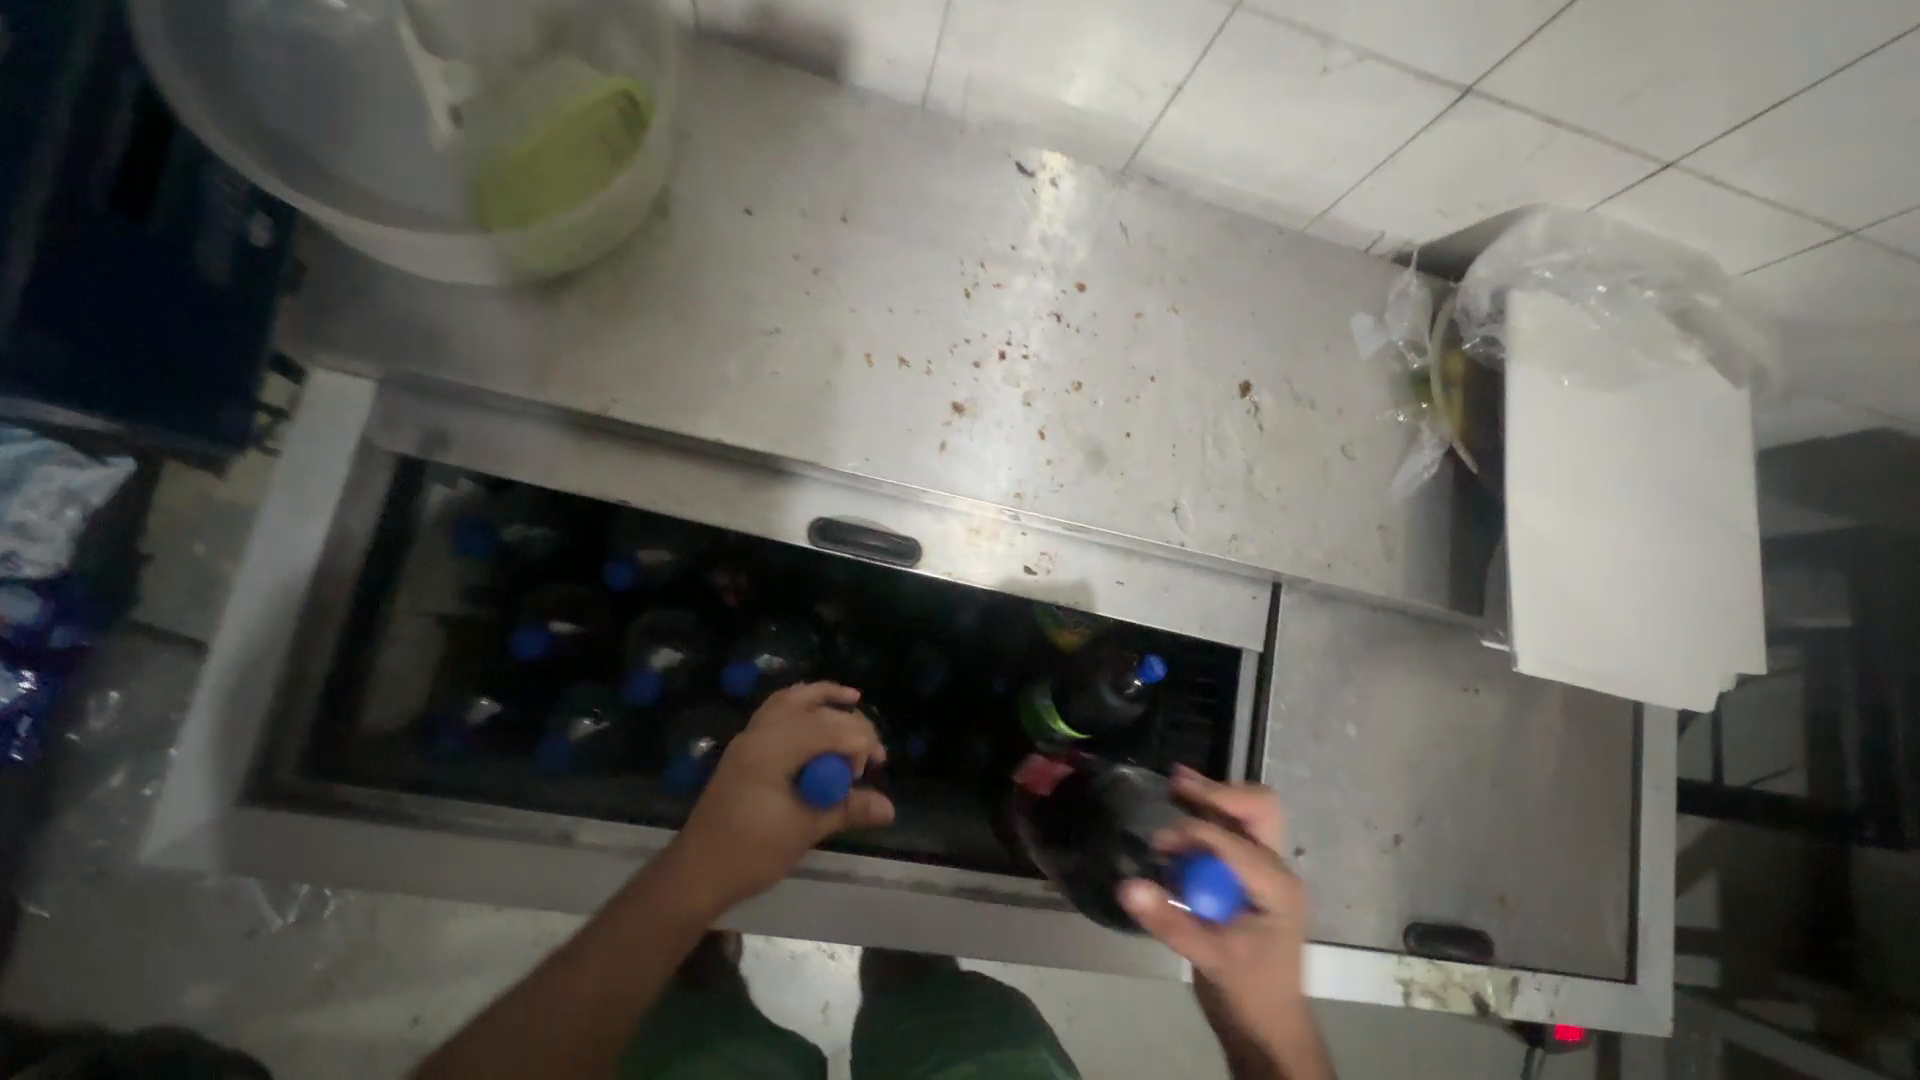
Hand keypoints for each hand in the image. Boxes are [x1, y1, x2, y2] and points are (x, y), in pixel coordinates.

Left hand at [672, 683, 894, 912]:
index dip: (860, 741)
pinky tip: (817, 715)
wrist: (696, 873)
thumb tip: (890, 808)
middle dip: (847, 723)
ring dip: (821, 698)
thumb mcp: (804, 830)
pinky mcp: (744, 750)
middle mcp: (759, 733)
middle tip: (872, 752)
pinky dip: (800, 708)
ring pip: (789, 700)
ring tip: (851, 699)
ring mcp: (748, 739)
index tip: (877, 765)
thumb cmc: (750, 852)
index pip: (828, 728)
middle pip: (812, 709)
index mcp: (772, 750)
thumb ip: (847, 809)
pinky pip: (776, 712)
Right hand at [1119, 767, 1329, 1078]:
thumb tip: (1126, 885)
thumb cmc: (1249, 994)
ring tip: (1174, 786)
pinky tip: (1177, 825)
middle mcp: (1276, 869)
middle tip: (1176, 782)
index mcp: (1276, 885)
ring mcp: (1264, 873)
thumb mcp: (1210, 959)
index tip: (1159, 842)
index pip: (1233, 841)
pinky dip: (1206, 822)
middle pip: (1259, 808)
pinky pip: (1232, 836)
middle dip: (1218, 793)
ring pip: (1247, 816)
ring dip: (1212, 801)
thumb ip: (1170, 921)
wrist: (1269, 1028)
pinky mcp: (1247, 880)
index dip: (1195, 833)